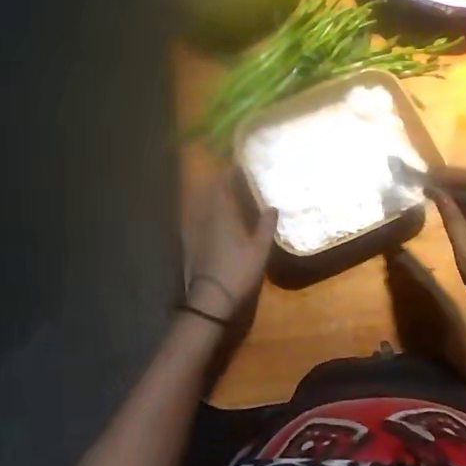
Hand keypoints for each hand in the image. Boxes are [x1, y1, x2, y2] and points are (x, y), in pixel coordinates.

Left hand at [183, 169, 277, 323]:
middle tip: (233, 179)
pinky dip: (208, 215)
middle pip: (210, 194)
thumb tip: (272, 206)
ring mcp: (197, 232)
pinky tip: (217, 221)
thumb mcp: (260, 248)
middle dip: (220, 184)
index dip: (228, 174)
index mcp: (222, 214)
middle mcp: (206, 217)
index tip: (237, 166)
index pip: (222, 185)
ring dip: (213, 199)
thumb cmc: (238, 269)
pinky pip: (200, 221)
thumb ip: (266, 225)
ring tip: (227, 196)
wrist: (211, 299)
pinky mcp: (193, 245)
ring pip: (204, 207)